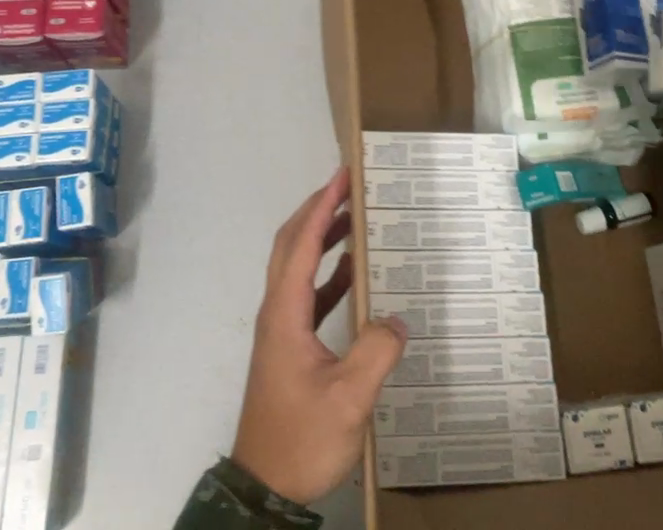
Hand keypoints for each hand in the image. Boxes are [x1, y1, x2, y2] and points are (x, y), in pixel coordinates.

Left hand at [230, 168, 408, 506]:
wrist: (265, 485)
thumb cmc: (302, 438)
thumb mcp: (348, 399)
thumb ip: (376, 353)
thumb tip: (397, 319)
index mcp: (285, 314)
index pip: (302, 245)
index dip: (322, 208)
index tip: (342, 177)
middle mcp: (277, 311)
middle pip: (291, 245)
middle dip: (318, 210)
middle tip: (349, 185)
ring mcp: (281, 328)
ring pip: (297, 266)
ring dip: (322, 237)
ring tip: (355, 216)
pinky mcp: (290, 345)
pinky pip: (308, 292)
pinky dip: (328, 272)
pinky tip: (353, 270)